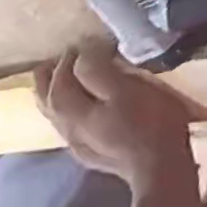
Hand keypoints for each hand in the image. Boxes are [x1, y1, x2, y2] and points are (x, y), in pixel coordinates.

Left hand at [34, 45, 195, 187]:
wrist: (158, 164)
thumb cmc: (150, 120)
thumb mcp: (128, 89)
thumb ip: (100, 72)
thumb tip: (84, 53)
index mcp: (78, 112)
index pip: (64, 81)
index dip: (70, 60)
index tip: (80, 42)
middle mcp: (71, 129)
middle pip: (50, 102)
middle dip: (48, 80)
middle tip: (50, 61)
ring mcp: (80, 144)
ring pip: (56, 117)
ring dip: (52, 96)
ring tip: (55, 82)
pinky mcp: (92, 153)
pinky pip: (67, 126)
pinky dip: (64, 112)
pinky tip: (75, 111)